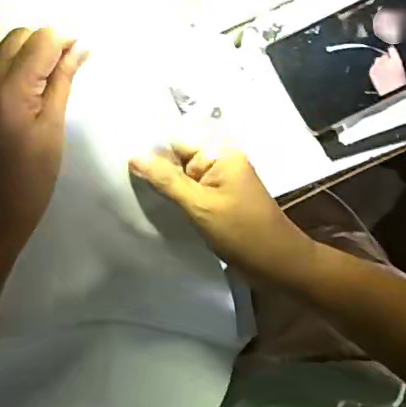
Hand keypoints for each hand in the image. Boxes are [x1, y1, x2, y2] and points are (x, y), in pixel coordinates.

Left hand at [0, 27, 86, 259]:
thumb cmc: (32, 177)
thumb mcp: (54, 127)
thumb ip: (63, 80)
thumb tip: (79, 46)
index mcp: (7, 91)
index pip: (38, 41)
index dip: (61, 42)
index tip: (78, 54)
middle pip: (16, 38)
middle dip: (43, 44)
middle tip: (65, 67)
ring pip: (2, 51)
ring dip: (27, 56)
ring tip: (46, 82)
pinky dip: (11, 71)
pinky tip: (25, 96)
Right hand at [129, 144, 316, 284]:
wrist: (279, 265)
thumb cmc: (242, 232)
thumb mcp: (200, 206)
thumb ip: (166, 180)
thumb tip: (134, 156)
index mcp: (221, 153)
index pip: (177, 141)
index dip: (153, 151)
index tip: (125, 161)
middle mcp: (221, 161)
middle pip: (179, 157)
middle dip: (158, 169)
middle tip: (126, 179)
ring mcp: (222, 180)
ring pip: (183, 176)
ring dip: (167, 186)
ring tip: (138, 192)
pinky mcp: (220, 198)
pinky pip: (192, 191)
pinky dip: (178, 198)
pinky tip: (160, 206)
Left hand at [369, 47, 405, 95]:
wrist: (391, 92)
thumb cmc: (400, 84)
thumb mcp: (402, 71)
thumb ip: (396, 62)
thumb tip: (392, 57)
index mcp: (396, 60)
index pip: (391, 49)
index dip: (391, 50)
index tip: (391, 50)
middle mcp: (385, 60)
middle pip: (383, 56)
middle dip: (385, 59)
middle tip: (388, 68)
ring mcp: (377, 65)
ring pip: (377, 60)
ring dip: (380, 64)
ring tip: (384, 72)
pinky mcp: (372, 71)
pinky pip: (373, 67)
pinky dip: (375, 69)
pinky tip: (380, 76)